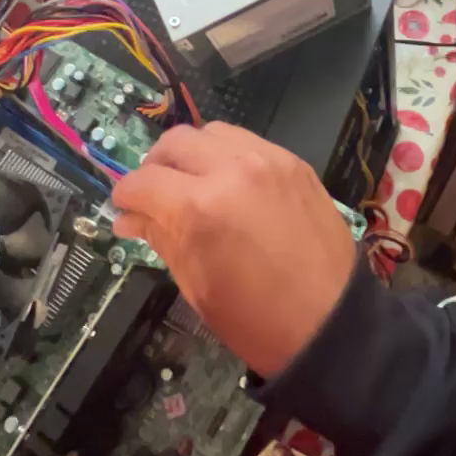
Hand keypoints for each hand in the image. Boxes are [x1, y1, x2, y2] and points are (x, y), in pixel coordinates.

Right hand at [111, 122, 354, 376]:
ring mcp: (267, 160)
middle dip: (155, 166)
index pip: (143, 182)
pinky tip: (229, 182)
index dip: (125, 196)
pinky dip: (228, 155)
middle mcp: (231, 170)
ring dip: (192, 154)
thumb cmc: (255, 318)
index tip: (124, 208)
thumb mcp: (195, 285)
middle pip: (174, 142)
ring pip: (211, 132)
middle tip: (154, 193)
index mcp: (199, 208)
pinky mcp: (293, 162)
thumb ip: (161, 238)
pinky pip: (247, 141)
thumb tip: (129, 218)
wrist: (331, 323)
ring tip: (192, 183)